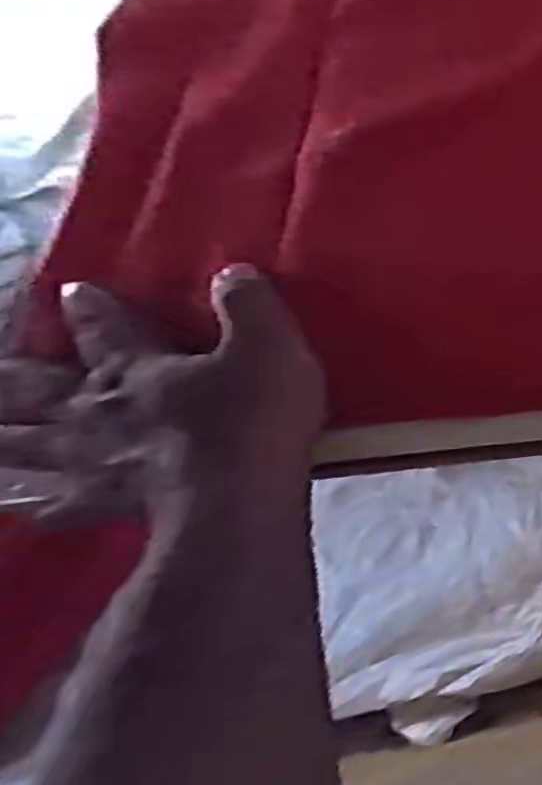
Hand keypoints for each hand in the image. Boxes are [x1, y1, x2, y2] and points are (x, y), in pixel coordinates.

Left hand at [0, 266, 323, 533]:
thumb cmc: (255, 413)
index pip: (107, 329)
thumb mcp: (273, 347)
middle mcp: (95, 409)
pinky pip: (57, 507)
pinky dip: (42, 508)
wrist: (233, 492)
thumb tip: (230, 271)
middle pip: (34, 387)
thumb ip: (251, 308)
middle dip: (10, 376)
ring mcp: (89, 457)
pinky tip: (34, 513)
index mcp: (136, 370)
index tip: (71, 290)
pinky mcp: (100, 500)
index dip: (91, 309)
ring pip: (20, 445)